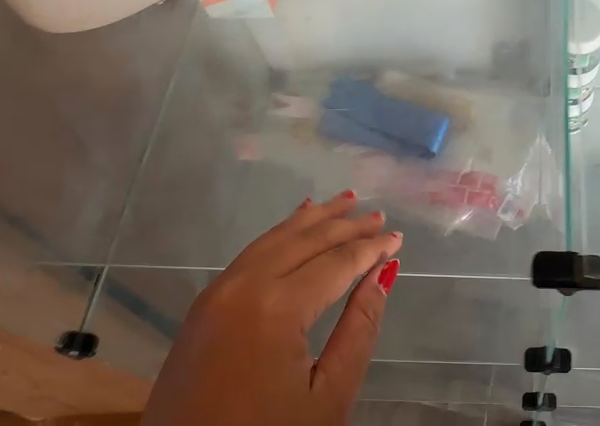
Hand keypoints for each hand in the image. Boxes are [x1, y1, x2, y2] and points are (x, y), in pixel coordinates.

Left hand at [143, 192, 403, 425]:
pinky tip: (294, 225)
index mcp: (277, 307)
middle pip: (305, 242)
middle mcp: (244, 286)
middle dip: (345, 225)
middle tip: (378, 214)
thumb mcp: (327, 398)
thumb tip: (383, 273)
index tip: (397, 236)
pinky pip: (249, 255)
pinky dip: (279, 235)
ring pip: (274, 239)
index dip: (370, 248)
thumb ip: (359, 328)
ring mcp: (217, 294)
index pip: (335, 262)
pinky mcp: (202, 308)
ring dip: (312, 220)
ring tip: (344, 200)